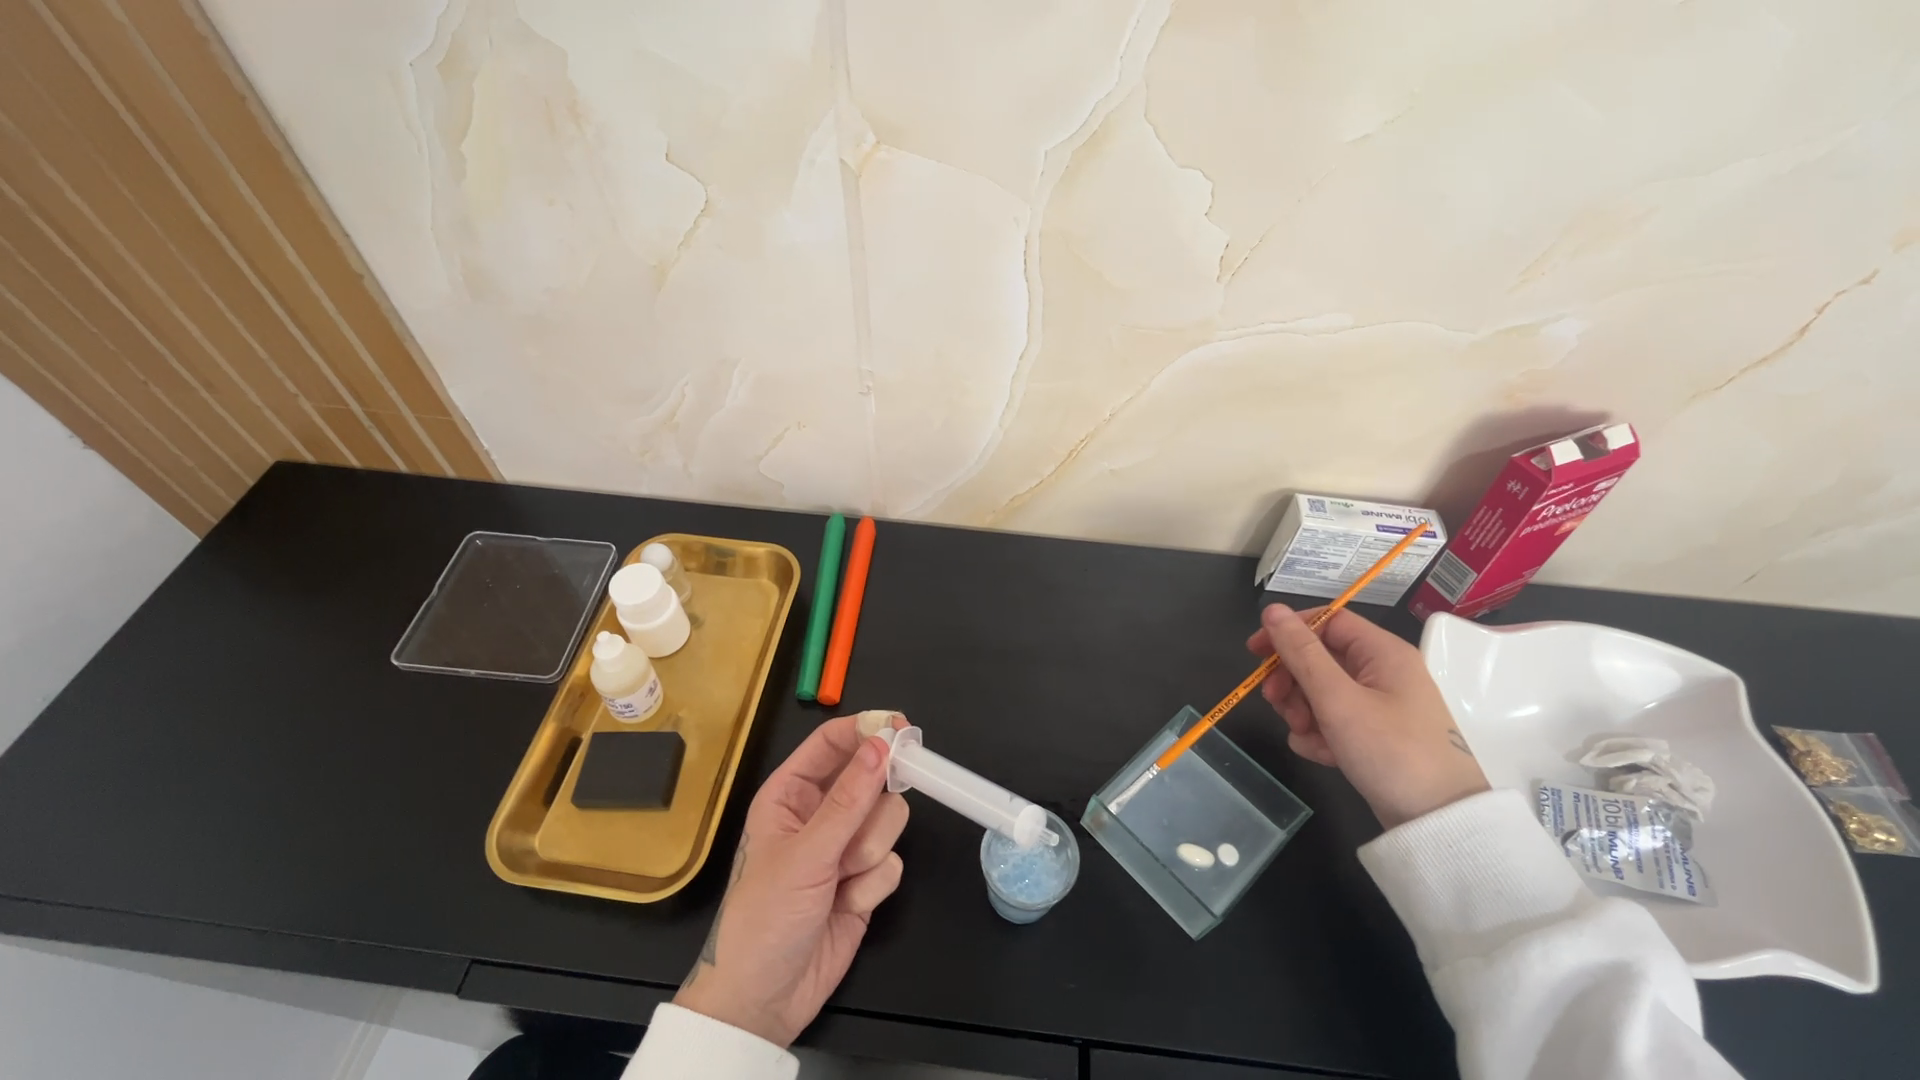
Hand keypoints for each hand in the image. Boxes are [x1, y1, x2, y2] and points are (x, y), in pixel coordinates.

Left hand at [675, 712, 910, 1046]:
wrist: (764, 1000)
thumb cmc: (764, 918)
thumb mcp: (805, 855)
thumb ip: (849, 801)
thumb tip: (882, 745)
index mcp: (790, 793)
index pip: (833, 743)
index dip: (867, 731)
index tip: (902, 729)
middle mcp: (821, 814)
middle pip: (874, 781)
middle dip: (870, 812)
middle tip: (856, 836)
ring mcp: (845, 849)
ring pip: (889, 822)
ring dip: (869, 855)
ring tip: (838, 883)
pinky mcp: (866, 882)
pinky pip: (893, 863)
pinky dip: (874, 887)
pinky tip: (847, 907)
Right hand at [1248, 605, 1488, 829]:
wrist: (1438, 821)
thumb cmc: (1390, 750)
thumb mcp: (1338, 700)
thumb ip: (1301, 653)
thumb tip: (1272, 610)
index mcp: (1382, 653)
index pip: (1327, 621)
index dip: (1288, 632)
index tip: (1255, 652)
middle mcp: (1382, 673)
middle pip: (1319, 658)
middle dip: (1291, 680)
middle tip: (1274, 701)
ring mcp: (1379, 706)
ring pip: (1321, 692)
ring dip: (1302, 710)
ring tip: (1305, 734)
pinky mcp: (1373, 736)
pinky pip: (1333, 721)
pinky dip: (1319, 735)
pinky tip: (1321, 754)